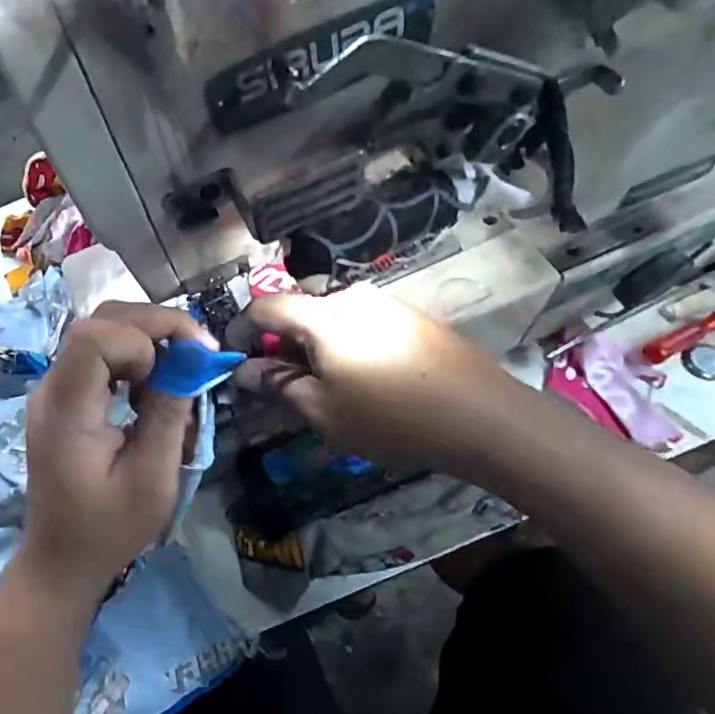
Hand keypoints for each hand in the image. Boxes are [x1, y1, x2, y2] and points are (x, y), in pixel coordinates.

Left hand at [21, 302, 210, 600]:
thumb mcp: (153, 478)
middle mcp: (51, 388)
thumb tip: (191, 359)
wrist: (61, 559)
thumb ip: (169, 413)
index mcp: (66, 410)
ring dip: (149, 338)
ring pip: (101, 329)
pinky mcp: (65, 396)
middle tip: (199, 352)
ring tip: (183, 368)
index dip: (141, 338)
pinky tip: (155, 385)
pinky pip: (100, 353)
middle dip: (156, 325)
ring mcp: (54, 389)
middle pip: (99, 320)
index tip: (174, 371)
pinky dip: (136, 355)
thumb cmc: (109, 529)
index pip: (93, 336)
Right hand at [227, 285, 528, 477]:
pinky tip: (365, 382)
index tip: (235, 360)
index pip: (264, 307)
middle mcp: (352, 297)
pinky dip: (347, 347)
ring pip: (332, 320)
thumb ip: (278, 385)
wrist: (479, 414)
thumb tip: (245, 370)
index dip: (240, 331)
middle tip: (282, 385)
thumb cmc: (389, 416)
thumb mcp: (322, 411)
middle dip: (280, 345)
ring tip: (325, 389)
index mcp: (322, 315)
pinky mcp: (413, 319)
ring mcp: (387, 304)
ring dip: (315, 348)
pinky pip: (363, 326)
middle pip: (299, 311)